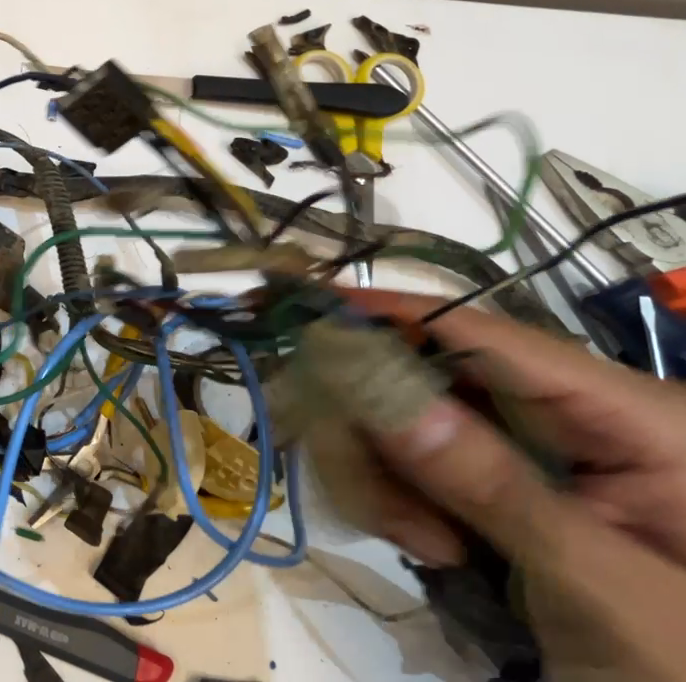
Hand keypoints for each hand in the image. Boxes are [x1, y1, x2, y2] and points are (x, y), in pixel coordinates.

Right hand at [305, 290, 685, 680]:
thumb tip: (379, 396)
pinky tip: (431, 548)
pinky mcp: (482, 477)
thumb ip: (500, 490)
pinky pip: (393, 456)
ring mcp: (519, 446)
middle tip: (383, 508)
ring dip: (377, 477)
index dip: (392, 314)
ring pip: (389, 416)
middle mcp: (567, 413)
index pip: (490, 337)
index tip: (303, 306)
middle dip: (376, 435)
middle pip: (417, 374)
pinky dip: (385, 496)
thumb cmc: (676, 666)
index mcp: (632, 416)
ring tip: (425, 547)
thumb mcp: (606, 587)